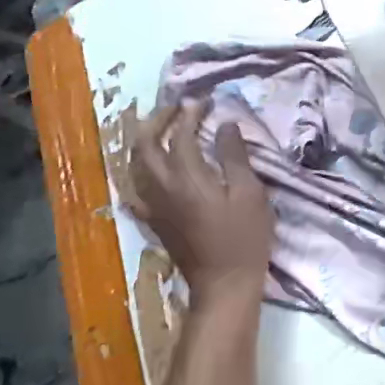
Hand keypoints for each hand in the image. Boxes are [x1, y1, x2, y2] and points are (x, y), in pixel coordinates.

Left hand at [126, 99, 273, 296]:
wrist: (223, 283)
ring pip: (134, 165)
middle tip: (177, 108)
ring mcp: (152, 205)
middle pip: (144, 145)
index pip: (179, 135)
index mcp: (186, 178)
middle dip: (157, 120)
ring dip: (146, 141)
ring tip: (165, 129)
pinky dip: (142, 169)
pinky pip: (137, 186)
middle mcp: (160, 188)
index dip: (190, 114)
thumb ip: (234, 157)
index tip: (205, 101)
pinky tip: (153, 169)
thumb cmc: (244, 237)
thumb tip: (226, 125)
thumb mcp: (249, 193)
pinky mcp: (153, 220)